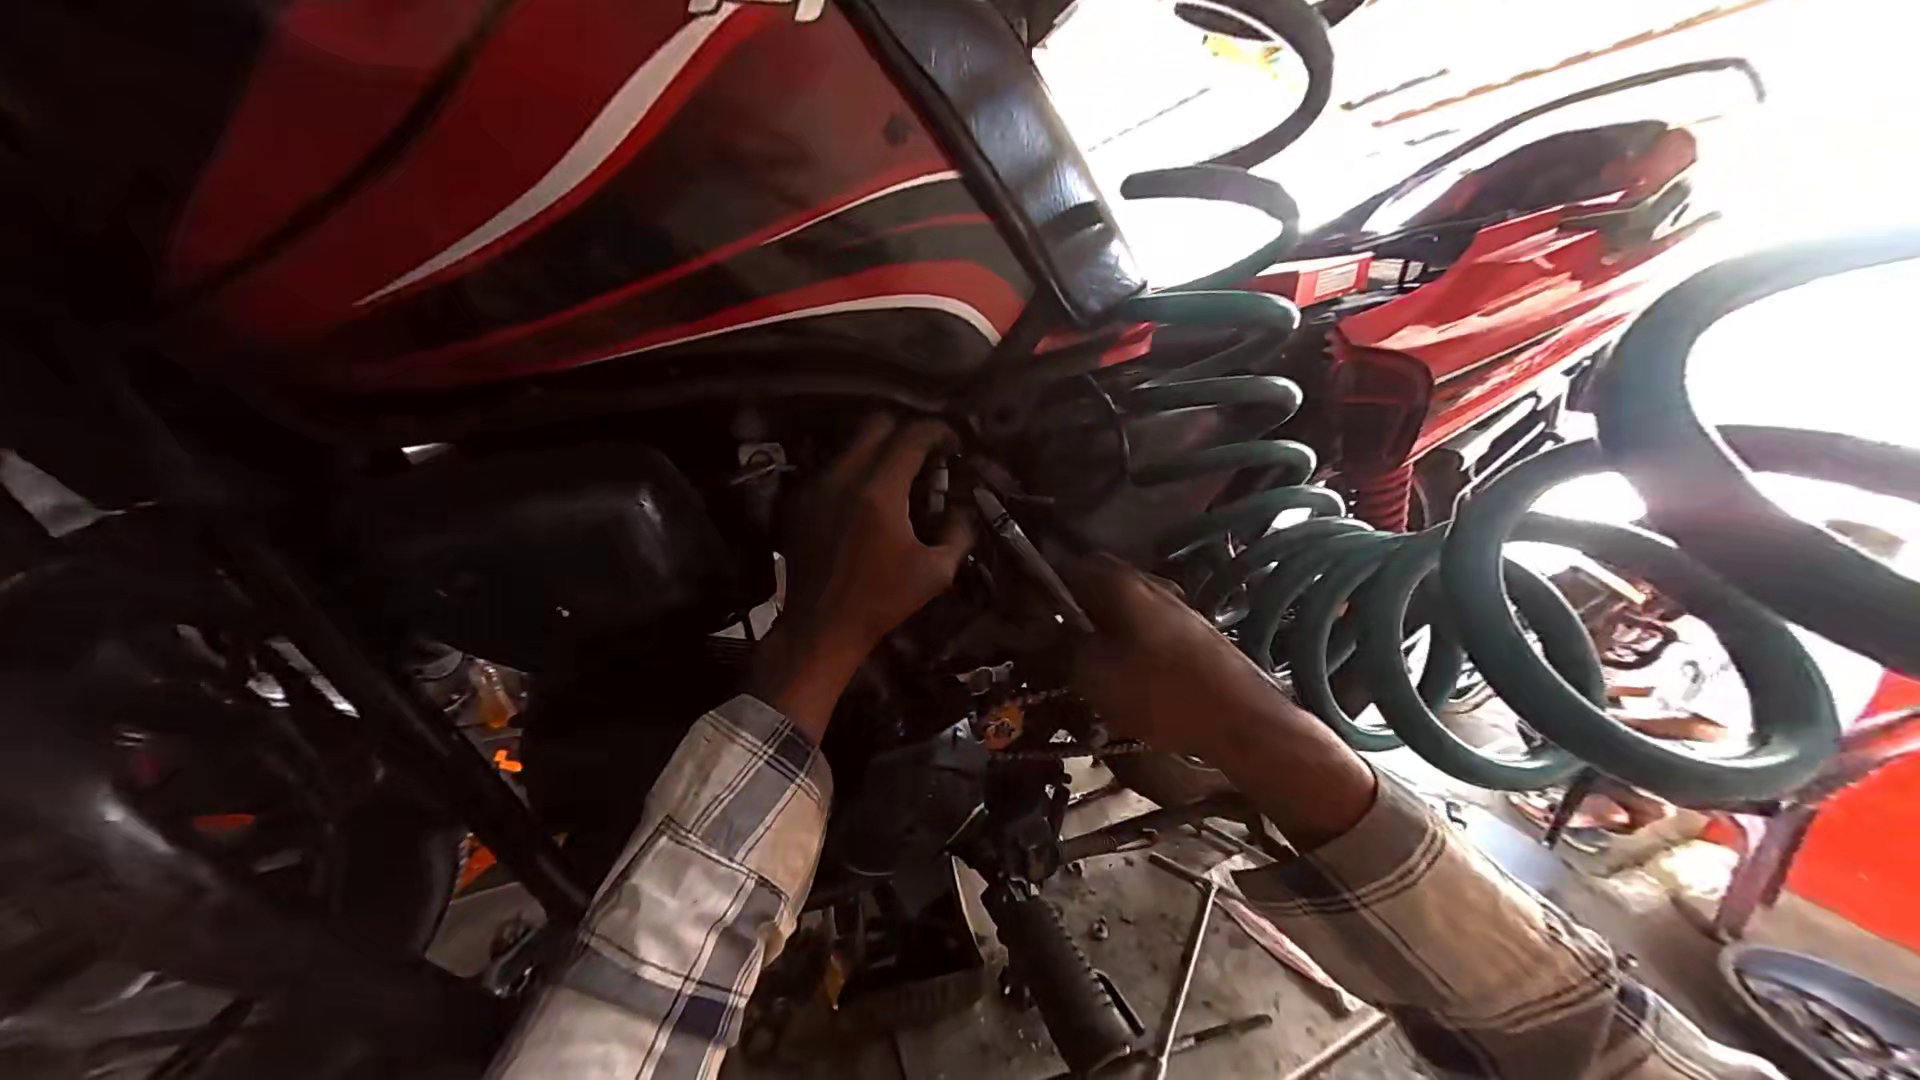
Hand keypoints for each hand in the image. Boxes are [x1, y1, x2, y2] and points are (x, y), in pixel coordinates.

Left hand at [752, 415, 975, 737]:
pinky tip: (871, 500)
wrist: (821, 626)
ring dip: (882, 451)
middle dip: (908, 431)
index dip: (939, 431)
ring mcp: (817, 486)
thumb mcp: (936, 572)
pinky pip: (836, 468)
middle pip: (878, 424)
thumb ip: (959, 532)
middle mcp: (843, 477)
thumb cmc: (882, 601)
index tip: (953, 443)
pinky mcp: (802, 501)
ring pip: (853, 444)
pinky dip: (859, 471)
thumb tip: (961, 509)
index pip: (912, 435)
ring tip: (901, 479)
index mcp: (879, 492)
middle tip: (926, 456)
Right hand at [1062, 554, 1292, 758]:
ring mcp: (1178, 607)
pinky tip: (1127, 676)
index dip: (1048, 584)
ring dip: (1103, 628)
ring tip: (1090, 663)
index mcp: (1123, 585)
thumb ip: (1064, 647)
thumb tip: (1044, 630)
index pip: (1073, 564)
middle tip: (1059, 640)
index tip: (1035, 611)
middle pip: (1101, 585)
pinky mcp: (1194, 633)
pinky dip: (1129, 643)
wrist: (1243, 721)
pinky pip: (1147, 627)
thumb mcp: (1096, 675)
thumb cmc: (1162, 693)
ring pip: (1125, 607)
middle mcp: (1153, 585)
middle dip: (1076, 608)